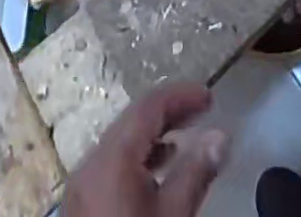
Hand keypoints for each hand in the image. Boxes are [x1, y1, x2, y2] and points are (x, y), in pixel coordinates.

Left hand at [63, 83, 227, 216]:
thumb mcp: (174, 216)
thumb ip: (197, 171)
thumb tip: (220, 136)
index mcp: (111, 159)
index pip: (149, 106)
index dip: (183, 95)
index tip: (212, 99)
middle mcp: (91, 165)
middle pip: (133, 120)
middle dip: (171, 111)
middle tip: (204, 111)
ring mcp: (81, 189)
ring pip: (122, 142)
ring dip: (156, 132)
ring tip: (186, 137)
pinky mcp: (81, 209)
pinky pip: (113, 164)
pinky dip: (140, 155)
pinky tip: (159, 171)